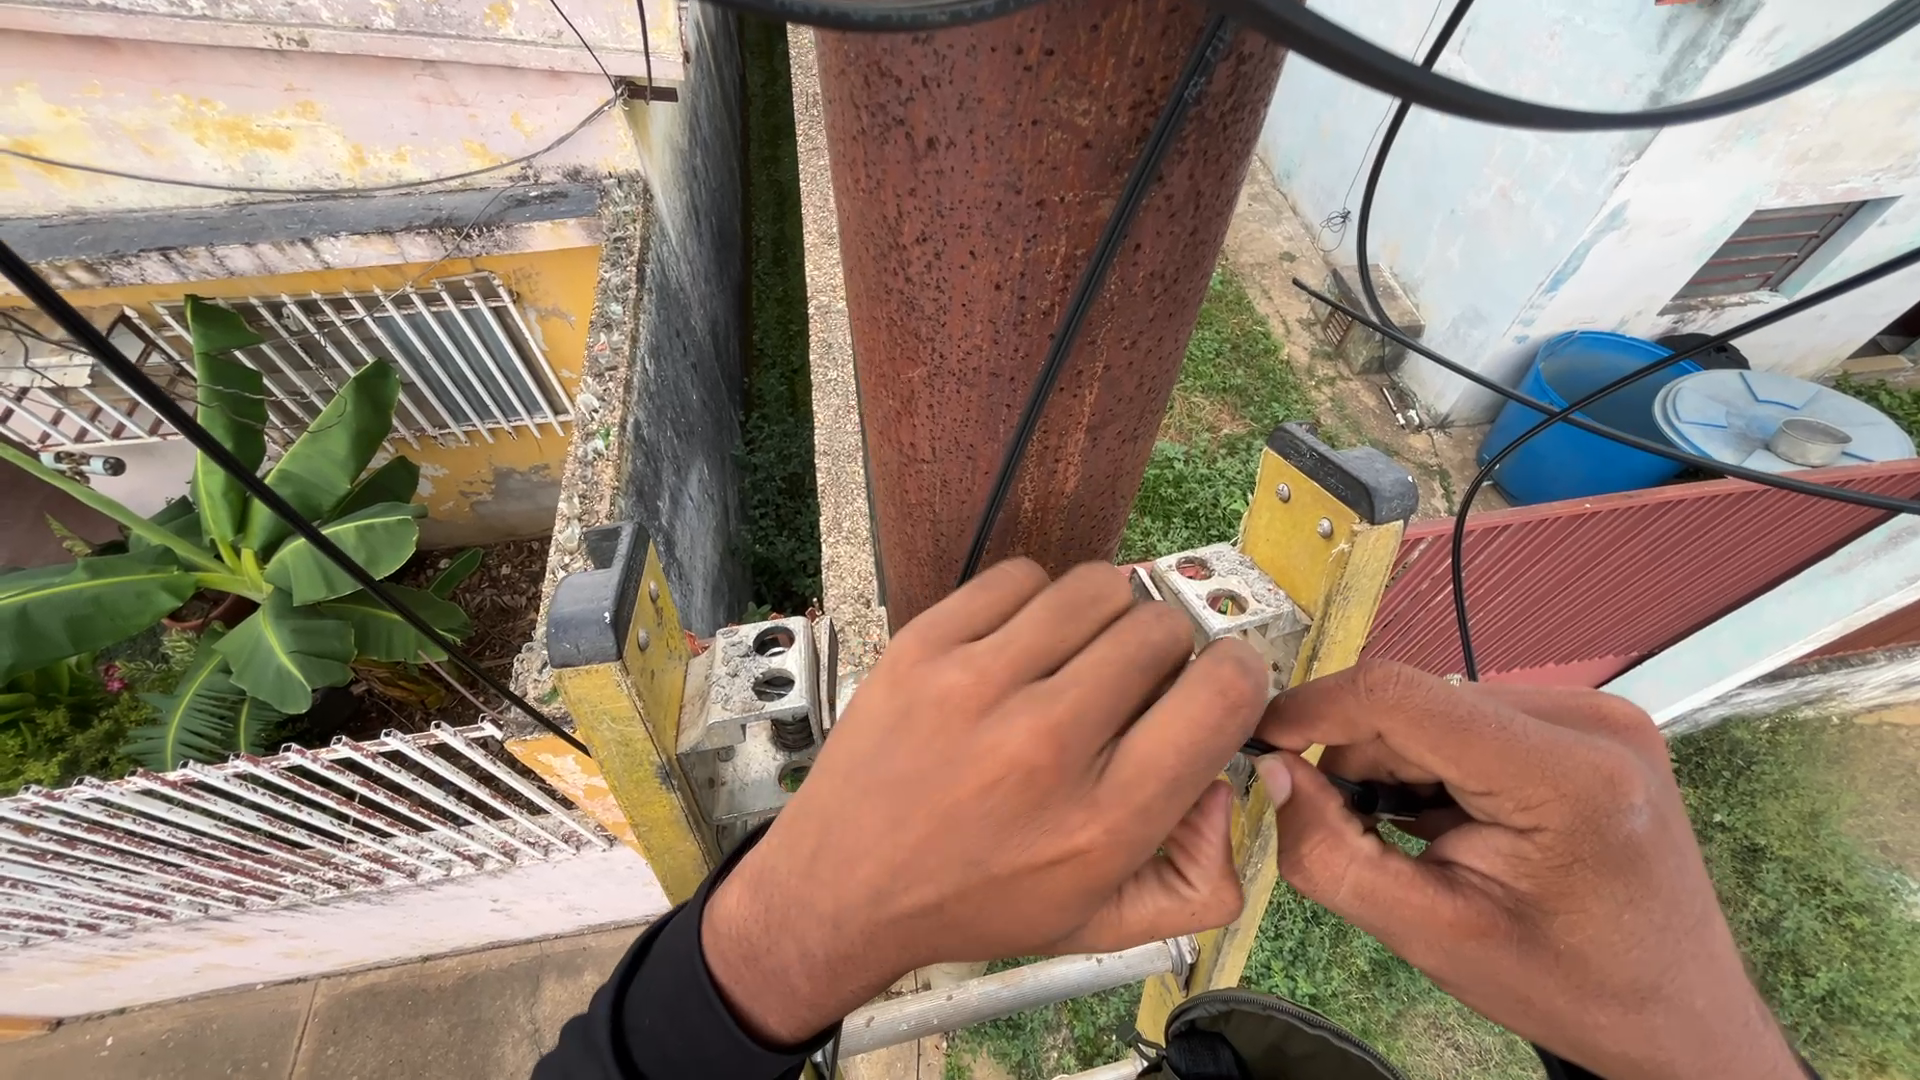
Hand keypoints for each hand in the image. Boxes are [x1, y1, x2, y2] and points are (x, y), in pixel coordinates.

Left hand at [702, 559, 1269, 1044]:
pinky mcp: (925, 644)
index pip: (1219, 697)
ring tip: (1080, 649)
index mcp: (1103, 820)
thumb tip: (1227, 776)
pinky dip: (1036, 599)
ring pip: (1096, 586)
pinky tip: (1019, 640)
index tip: (1217, 677)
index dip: (1237, 674)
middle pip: (1159, 628)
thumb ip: (1201, 874)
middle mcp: (1045, 742)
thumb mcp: (1102, 923)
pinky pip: (1018, 576)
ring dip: (1108, 611)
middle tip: (1135, 675)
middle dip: (1168, 645)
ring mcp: (977, 683)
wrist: (840, 884)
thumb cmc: (976, 902)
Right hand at [1254, 661, 1799, 1079]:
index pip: (1395, 695)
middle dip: (1355, 757)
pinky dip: (1427, 757)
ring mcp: (1590, 710)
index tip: (1259, 742)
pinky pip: (1459, 713)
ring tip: (1412, 830)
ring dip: (1391, 760)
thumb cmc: (1566, 988)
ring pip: (1426, 704)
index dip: (1310, 708)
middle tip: (1352, 825)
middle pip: (1408, 701)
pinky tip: (1446, 812)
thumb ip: (1329, 853)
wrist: (1685, 1019)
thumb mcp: (1427, 935)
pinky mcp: (1581, 717)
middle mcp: (1585, 718)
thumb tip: (1275, 769)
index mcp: (1564, 776)